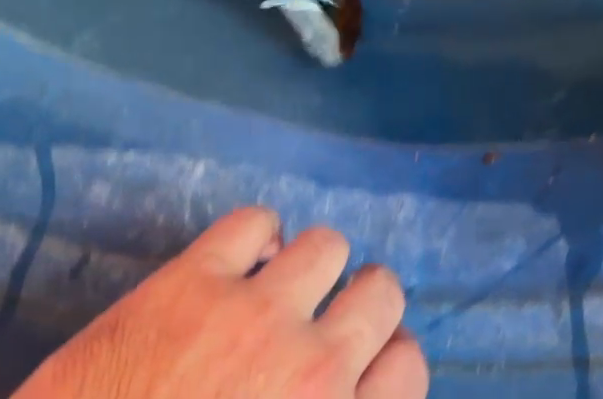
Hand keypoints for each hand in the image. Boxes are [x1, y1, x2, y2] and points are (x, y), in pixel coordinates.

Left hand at [13, 208, 428, 398]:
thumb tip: (345, 390)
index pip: (407, 364)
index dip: (384, 358)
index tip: (357, 365)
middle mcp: (316, 366)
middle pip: (382, 291)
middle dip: (359, 304)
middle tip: (319, 325)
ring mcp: (256, 315)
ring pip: (327, 244)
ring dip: (310, 268)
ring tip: (276, 291)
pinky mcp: (195, 281)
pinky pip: (256, 221)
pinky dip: (255, 238)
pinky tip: (235, 267)